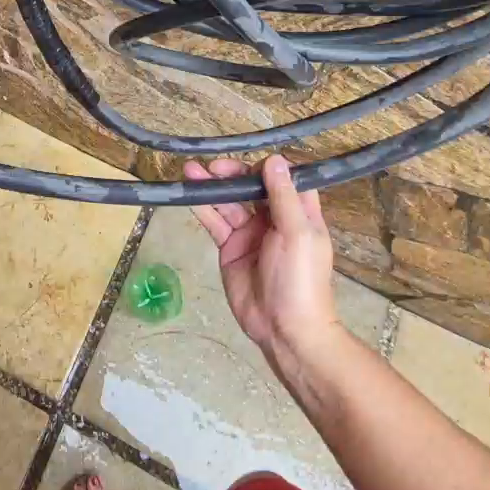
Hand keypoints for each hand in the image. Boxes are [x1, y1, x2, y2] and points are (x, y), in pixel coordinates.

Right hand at [185, 155, 341, 364]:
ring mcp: (250, 234)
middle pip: (251, 187)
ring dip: (212, 186)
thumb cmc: (301, 280)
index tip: (249, 164)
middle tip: (213, 168)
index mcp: (298, 213)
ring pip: (229, 202)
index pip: (283, 179)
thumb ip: (284, 197)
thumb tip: (274, 159)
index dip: (266, 167)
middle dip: (232, 174)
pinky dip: (202, 207)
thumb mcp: (297, 234)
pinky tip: (188, 193)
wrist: (285, 330)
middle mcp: (273, 219)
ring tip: (191, 171)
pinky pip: (215, 222)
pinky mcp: (230, 248)